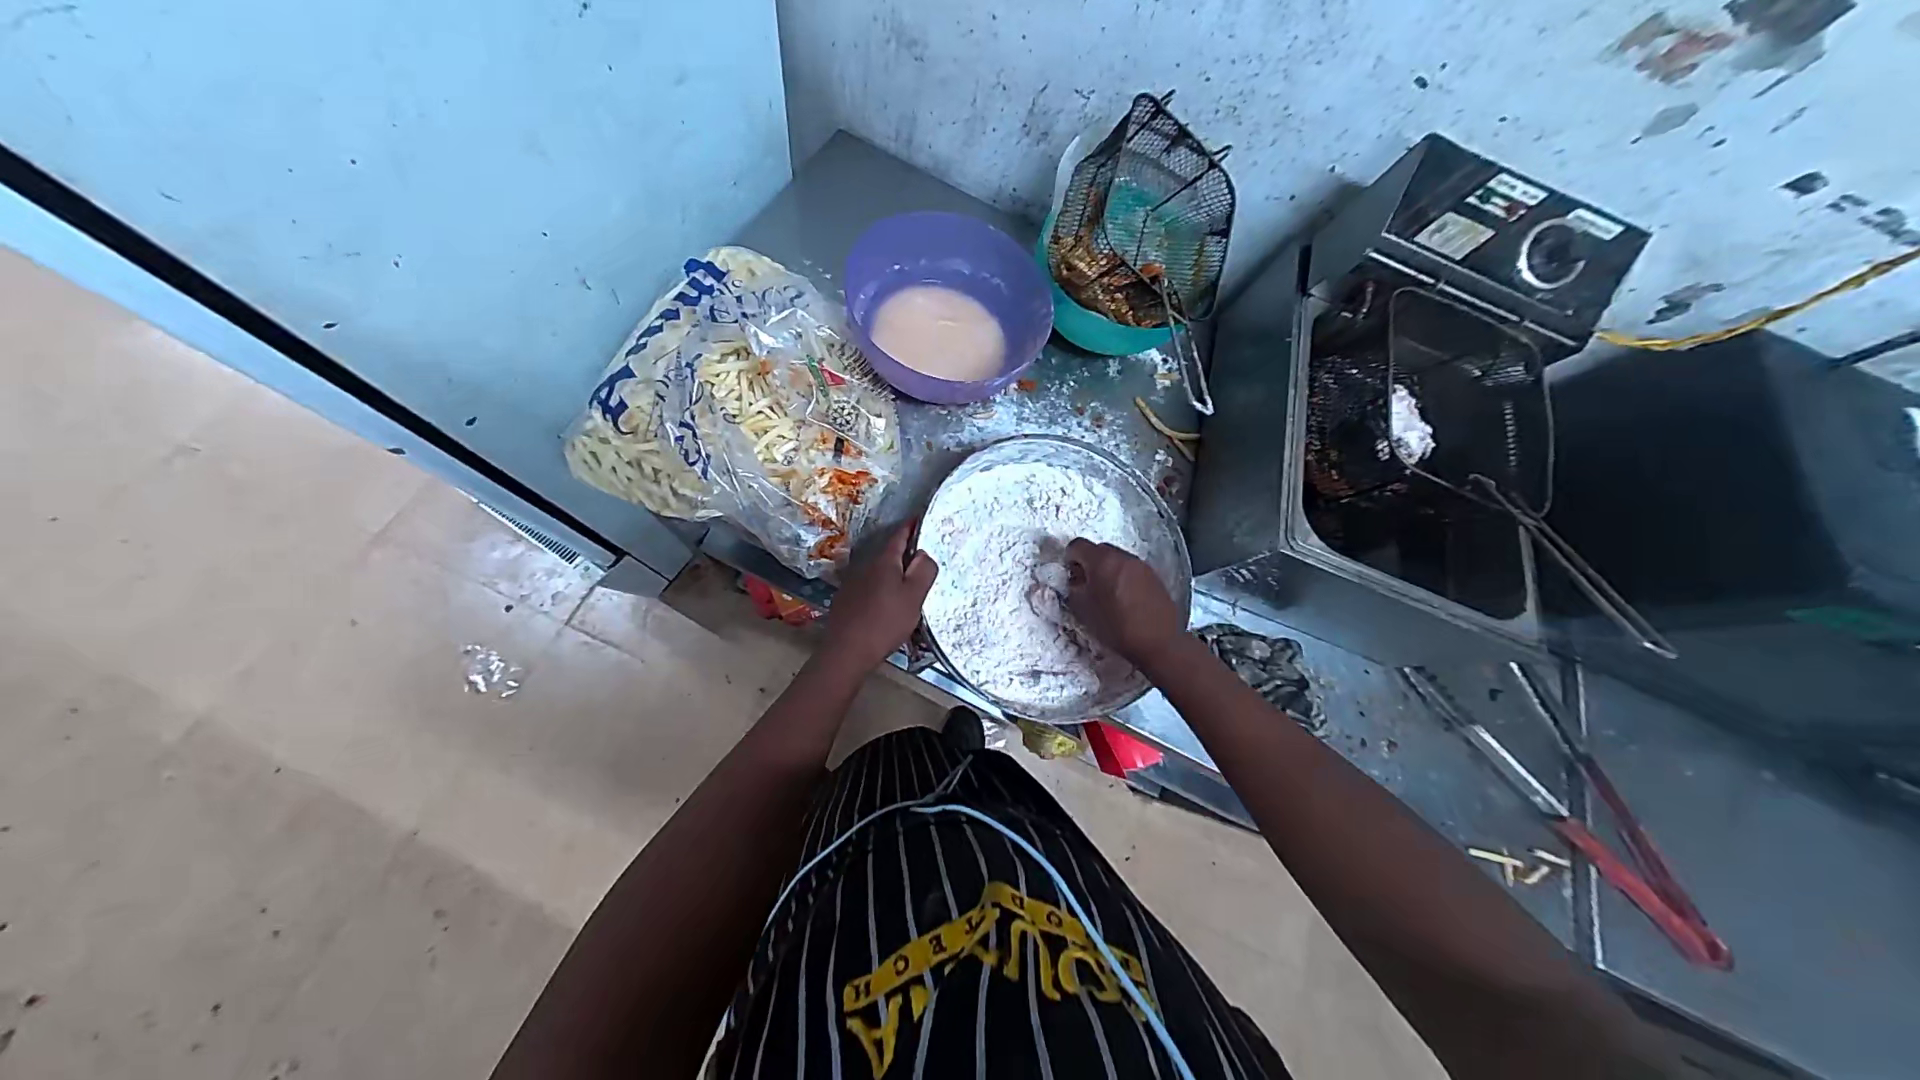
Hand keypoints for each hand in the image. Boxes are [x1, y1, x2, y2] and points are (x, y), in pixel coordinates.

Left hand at [823, 521, 938, 671]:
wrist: (847, 651)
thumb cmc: (885, 622)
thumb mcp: (914, 597)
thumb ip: (923, 571)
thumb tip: (923, 553)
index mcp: (884, 561)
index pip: (899, 536)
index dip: (910, 527)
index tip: (919, 520)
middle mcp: (865, 566)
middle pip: (887, 554)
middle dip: (903, 553)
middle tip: (921, 558)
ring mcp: (852, 583)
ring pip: (877, 571)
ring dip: (891, 572)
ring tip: (906, 583)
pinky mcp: (845, 600)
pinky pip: (868, 586)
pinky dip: (880, 587)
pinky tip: (885, 602)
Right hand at [1065, 538, 1184, 671]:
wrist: (1158, 642)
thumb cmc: (1116, 627)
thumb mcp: (1082, 610)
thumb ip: (1074, 588)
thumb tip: (1077, 579)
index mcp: (1102, 560)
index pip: (1077, 545)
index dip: (1070, 559)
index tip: (1071, 576)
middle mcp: (1124, 557)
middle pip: (1099, 550)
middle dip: (1090, 564)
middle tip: (1087, 586)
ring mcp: (1142, 565)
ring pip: (1118, 560)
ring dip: (1108, 571)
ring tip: (1108, 594)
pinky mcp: (1155, 577)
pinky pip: (1132, 570)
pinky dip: (1124, 578)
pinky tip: (1126, 600)